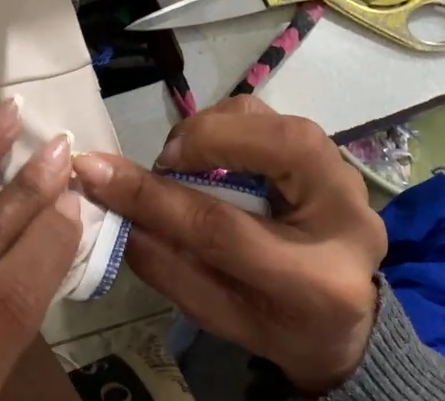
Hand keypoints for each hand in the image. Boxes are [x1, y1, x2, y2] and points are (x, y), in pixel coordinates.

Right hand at [71, 96, 385, 395]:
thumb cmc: (275, 325)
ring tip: (185, 158)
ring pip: (277, 120)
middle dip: (205, 138)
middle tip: (164, 161)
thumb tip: (108, 199)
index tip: (94, 170)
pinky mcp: (335, 159)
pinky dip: (232, 124)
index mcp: (315, 284)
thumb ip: (165, 263)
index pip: (221, 227)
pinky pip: (276, 119)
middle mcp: (348, 220)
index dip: (151, 196)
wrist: (347, 326)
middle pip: (279, 147)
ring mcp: (350, 182)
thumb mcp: (217, 313)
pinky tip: (213, 151)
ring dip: (216, 127)